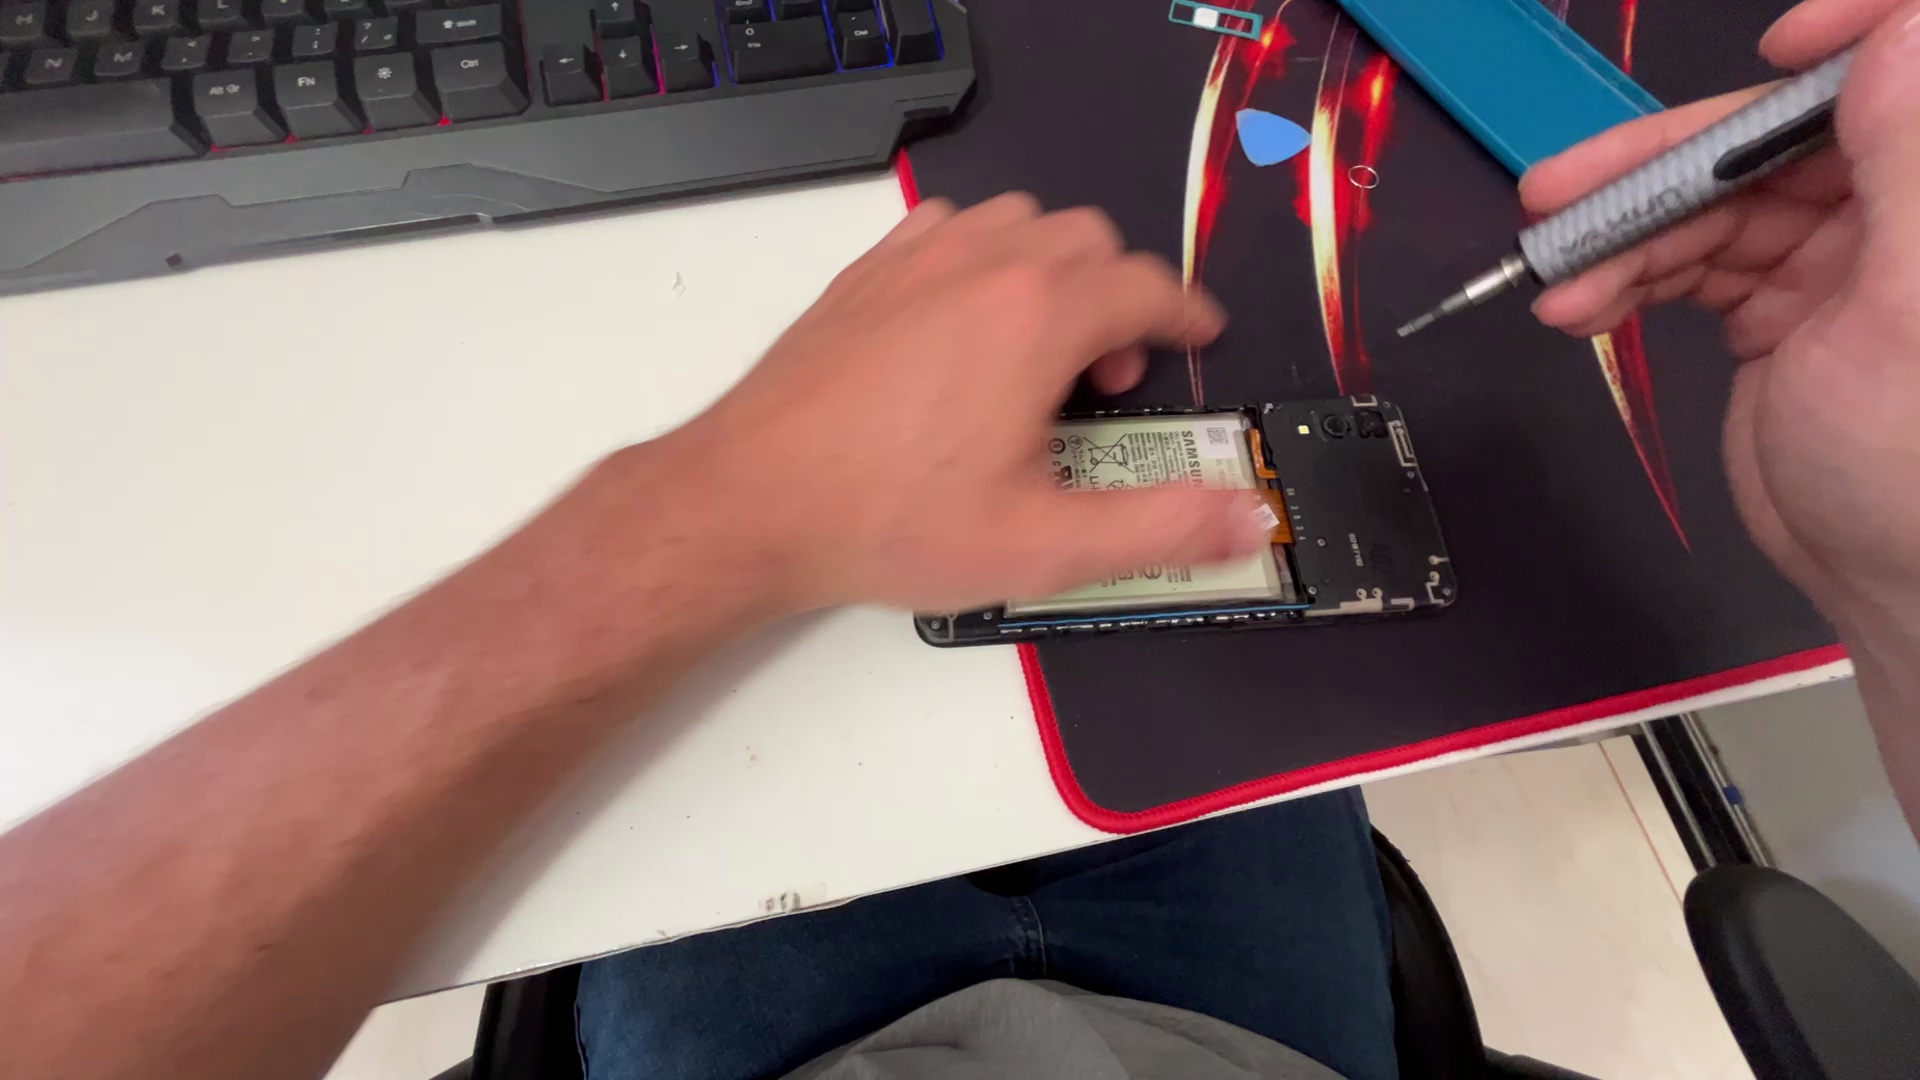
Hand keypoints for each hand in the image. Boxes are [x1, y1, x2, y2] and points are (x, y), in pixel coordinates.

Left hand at [666, 193, 1265, 612]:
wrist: (754, 504)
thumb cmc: (887, 520)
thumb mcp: (1043, 544)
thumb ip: (1159, 528)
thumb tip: (1244, 517)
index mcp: (1035, 318)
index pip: (1145, 286)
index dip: (1185, 313)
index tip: (1196, 334)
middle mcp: (977, 268)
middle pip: (1088, 242)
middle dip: (1120, 298)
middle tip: (1108, 372)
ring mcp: (912, 264)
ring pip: (1018, 225)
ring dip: (1055, 272)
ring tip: (1042, 347)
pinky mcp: (863, 280)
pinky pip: (946, 233)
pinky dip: (984, 260)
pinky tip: (968, 322)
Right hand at [1519, 0, 1919, 621]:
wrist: (1884, 568)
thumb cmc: (1919, 457)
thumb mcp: (1916, 308)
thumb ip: (1915, 161)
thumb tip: (1892, 36)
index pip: (1910, 72)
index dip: (1853, 40)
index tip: (1769, 50)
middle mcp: (1911, 205)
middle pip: (1777, 144)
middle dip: (1661, 170)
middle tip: (1555, 192)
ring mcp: (1843, 256)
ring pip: (1712, 213)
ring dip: (1619, 245)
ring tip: (1553, 284)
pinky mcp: (1777, 306)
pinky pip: (1688, 270)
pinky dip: (1625, 284)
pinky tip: (1578, 308)